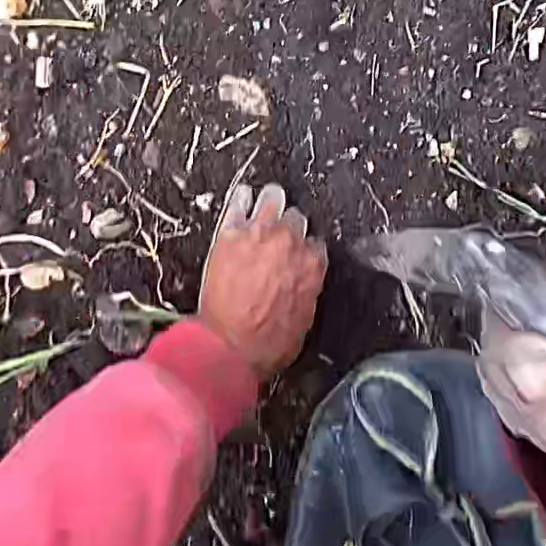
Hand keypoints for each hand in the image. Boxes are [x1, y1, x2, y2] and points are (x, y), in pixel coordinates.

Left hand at [197, 183, 326, 379]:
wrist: (230, 350)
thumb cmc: (266, 344)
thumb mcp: (303, 320)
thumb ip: (306, 290)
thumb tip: (303, 285)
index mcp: (312, 264)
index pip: (314, 243)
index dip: (303, 248)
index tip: (295, 253)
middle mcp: (290, 243)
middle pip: (295, 219)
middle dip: (289, 226)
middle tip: (279, 235)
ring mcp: (260, 234)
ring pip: (273, 201)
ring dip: (272, 200)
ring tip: (269, 198)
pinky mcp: (231, 235)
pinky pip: (239, 205)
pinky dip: (241, 199)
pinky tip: (243, 195)